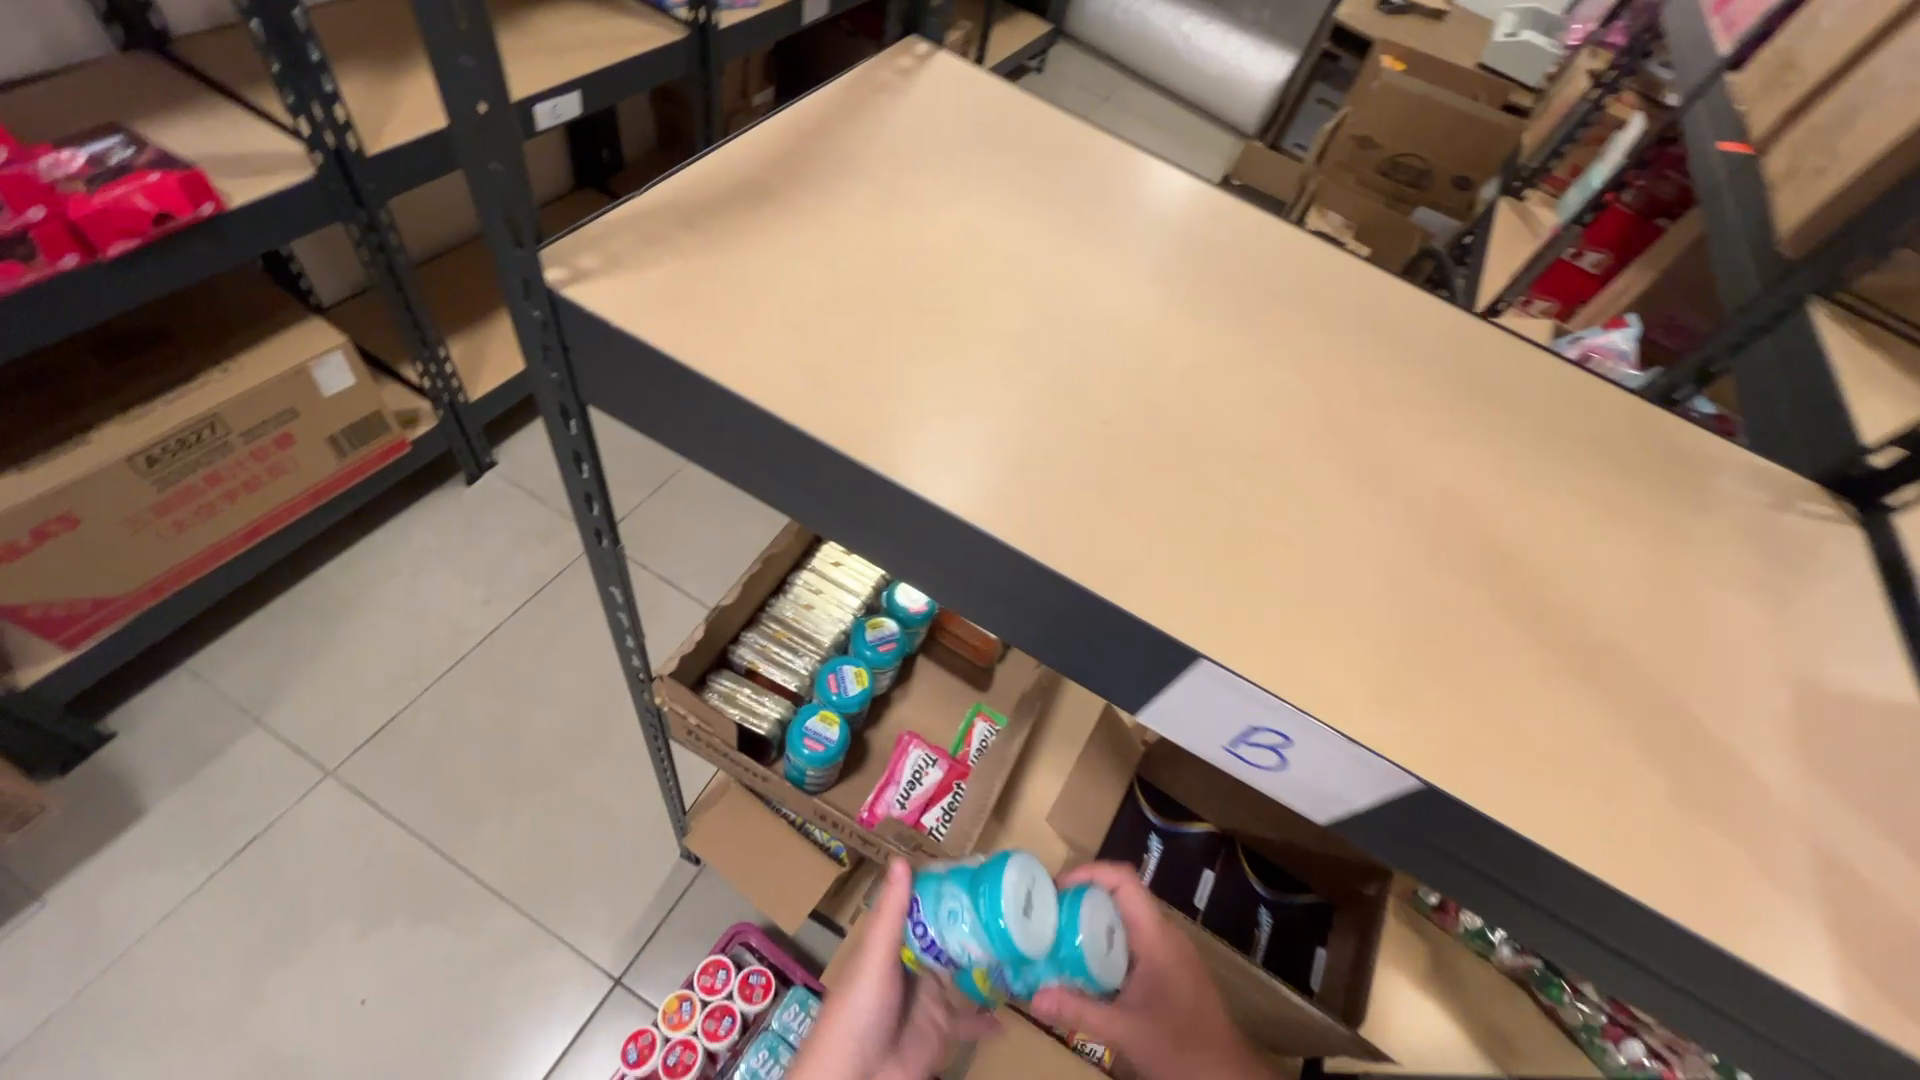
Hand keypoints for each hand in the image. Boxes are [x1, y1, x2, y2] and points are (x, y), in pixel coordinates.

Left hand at [790, 859, 1001, 1079]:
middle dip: (974, 926)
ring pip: (963, 976)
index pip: (922, 908)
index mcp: (893, 943)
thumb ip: (891, 913)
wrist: (856, 1077)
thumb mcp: (875, 957)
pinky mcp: (941, 1029)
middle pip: (947, 940)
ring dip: (987, 965)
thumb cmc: (858, 1010)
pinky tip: (1013, 1011)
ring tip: (1021, 945)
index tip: (977, 870)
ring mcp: (929, 998)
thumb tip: (900, 858)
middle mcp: (913, 966)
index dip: (945, 890)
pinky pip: (970, 1021)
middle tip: (1013, 905)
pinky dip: (989, 1019)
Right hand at [1028, 862, 1271, 1079]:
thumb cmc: (1182, 1048)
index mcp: (1156, 935)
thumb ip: (1079, 1011)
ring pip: (1127, 919)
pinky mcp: (1170, 968)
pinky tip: (1087, 968)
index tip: (1056, 889)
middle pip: (1121, 896)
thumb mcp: (1125, 1031)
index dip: (1089, 873)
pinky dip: (1107, 944)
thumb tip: (1034, 996)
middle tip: (1048, 916)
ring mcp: (1170, 951)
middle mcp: (1165, 934)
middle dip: (1082, 899)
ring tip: (1059, 938)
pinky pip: (1134, 940)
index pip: (1124, 880)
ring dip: (1094, 923)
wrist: (1228, 1076)